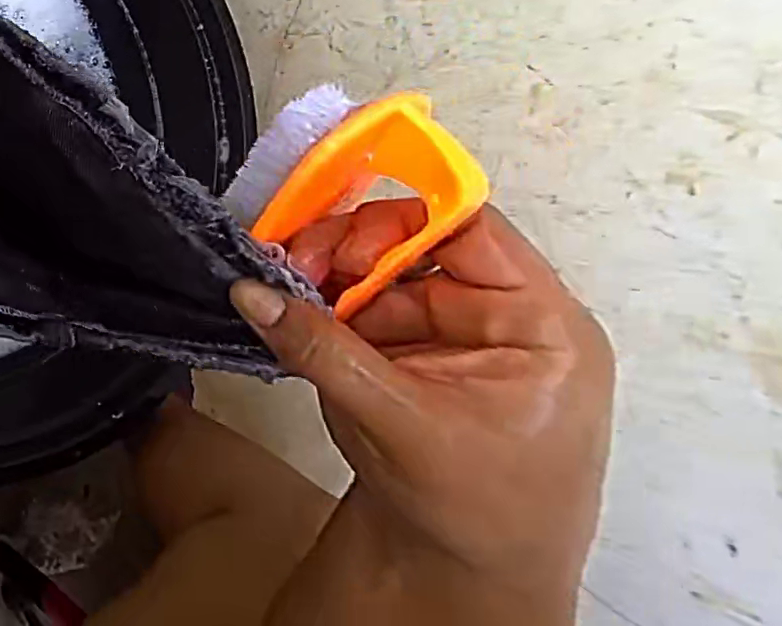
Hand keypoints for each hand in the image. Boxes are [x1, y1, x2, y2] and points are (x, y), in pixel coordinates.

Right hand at [230, 203, 613, 611]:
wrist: (450, 565)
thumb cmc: (471, 505)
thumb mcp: (397, 421)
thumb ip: (319, 348)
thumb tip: (245, 288)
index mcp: (535, 324)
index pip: (472, 229)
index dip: (404, 216)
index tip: (337, 239)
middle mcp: (488, 310)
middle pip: (407, 236)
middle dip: (342, 245)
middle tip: (291, 267)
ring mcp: (437, 322)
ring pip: (366, 260)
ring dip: (318, 267)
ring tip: (281, 289)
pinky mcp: (394, 337)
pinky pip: (345, 292)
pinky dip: (310, 293)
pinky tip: (286, 306)